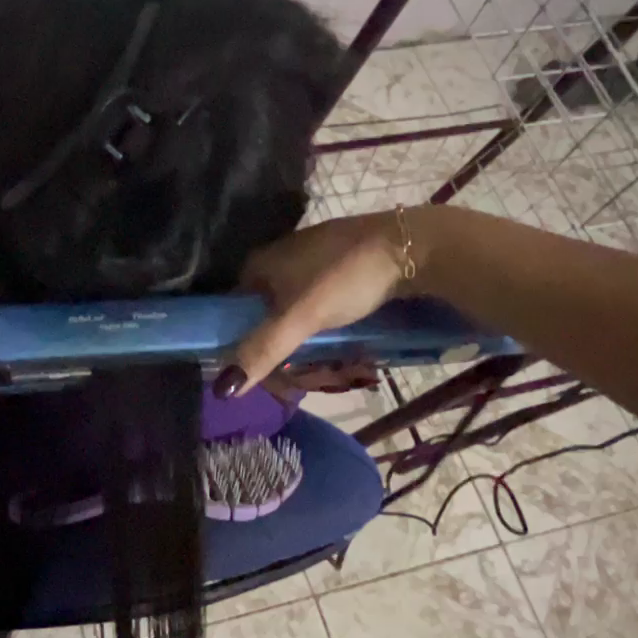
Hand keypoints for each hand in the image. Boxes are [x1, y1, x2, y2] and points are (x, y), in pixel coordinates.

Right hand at [216, 210, 422, 397]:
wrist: (416, 246)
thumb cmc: (346, 277)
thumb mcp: (299, 318)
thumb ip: (262, 351)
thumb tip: (221, 390)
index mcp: (258, 265)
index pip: (234, 317)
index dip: (248, 350)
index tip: (277, 376)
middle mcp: (279, 263)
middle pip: (270, 325)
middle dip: (295, 358)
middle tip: (326, 377)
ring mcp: (313, 267)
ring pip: (300, 323)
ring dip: (320, 352)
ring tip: (349, 369)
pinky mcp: (343, 272)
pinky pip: (325, 314)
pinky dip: (336, 336)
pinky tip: (356, 350)